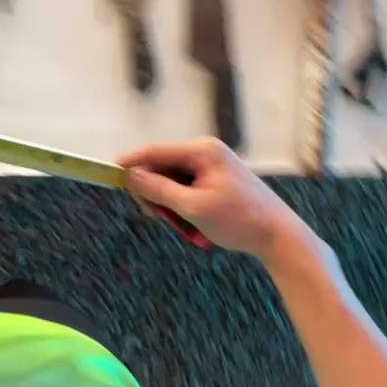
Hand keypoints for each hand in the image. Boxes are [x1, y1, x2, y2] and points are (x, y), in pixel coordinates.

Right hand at [117, 137, 319, 257]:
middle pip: (160, 165)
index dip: (130, 162)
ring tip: (177, 223)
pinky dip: (179, 203)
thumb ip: (159, 189)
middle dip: (152, 190)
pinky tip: (187, 221)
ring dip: (166, 201)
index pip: (154, 151)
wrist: (278, 235)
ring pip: (170, 179)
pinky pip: (183, 187)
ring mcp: (211, 165)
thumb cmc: (238, 220)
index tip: (108, 174)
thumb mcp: (193, 207)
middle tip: (156, 216)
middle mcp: (205, 151)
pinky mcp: (214, 179)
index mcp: (202, 151)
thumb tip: (129, 175)